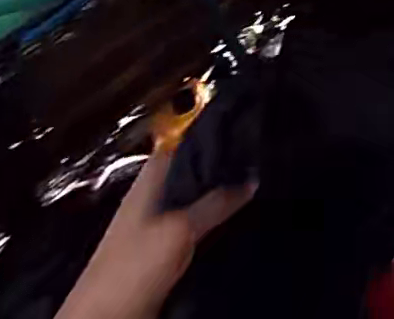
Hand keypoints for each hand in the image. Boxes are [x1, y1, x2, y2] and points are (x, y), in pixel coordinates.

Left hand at [55, 152, 255, 318]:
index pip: (181, 144)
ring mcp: (157, 230)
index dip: (209, 132)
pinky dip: (218, 225)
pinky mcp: (164, 257)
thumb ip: (217, 202)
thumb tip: (253, 178)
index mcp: (148, 184)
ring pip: (198, 203)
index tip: (245, 124)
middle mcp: (153, 201)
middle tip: (261, 155)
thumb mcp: (179, 230)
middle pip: (193, 173)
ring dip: (223, 198)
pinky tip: (242, 220)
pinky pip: (198, 232)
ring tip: (260, 183)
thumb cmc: (132, 268)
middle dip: (223, 166)